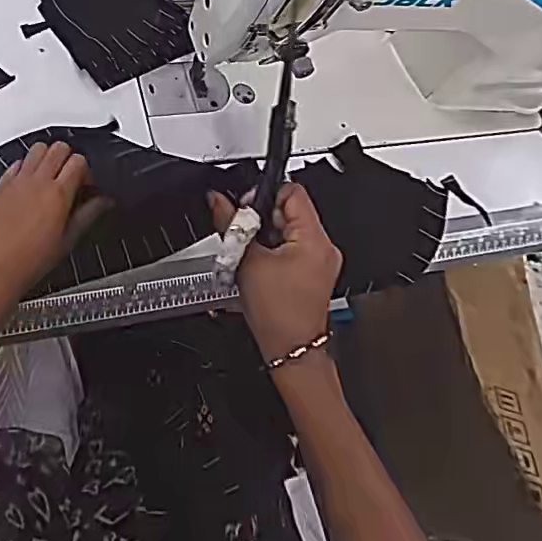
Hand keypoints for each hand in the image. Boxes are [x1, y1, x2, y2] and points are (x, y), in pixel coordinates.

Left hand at [0, 142, 110, 304]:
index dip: (87, 172)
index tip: (86, 186)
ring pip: (37, 148)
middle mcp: (37, 182)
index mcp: (57, 194)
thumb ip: (89, 214)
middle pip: (59, 148)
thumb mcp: (68, 240)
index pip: (79, 161)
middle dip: (69, 159)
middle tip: (70, 178)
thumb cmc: (29, 259)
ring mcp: (17, 181)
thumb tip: (104, 202)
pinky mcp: (2, 185)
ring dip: (48, 157)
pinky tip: (30, 184)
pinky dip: (26, 167)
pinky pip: (17, 163)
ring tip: (51, 177)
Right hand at [210, 183, 341, 361]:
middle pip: (289, 211)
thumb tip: (218, 200)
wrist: (290, 348)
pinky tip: (260, 267)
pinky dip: (273, 251)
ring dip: (265, 236)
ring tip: (251, 256)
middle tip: (245, 237)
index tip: (248, 210)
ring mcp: (321, 261)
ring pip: (288, 230)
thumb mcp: (246, 260)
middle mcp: (324, 247)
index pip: (293, 192)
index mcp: (314, 239)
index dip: (266, 195)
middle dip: (262, 220)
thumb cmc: (277, 313)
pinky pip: (292, 248)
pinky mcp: (313, 272)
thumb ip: (230, 223)